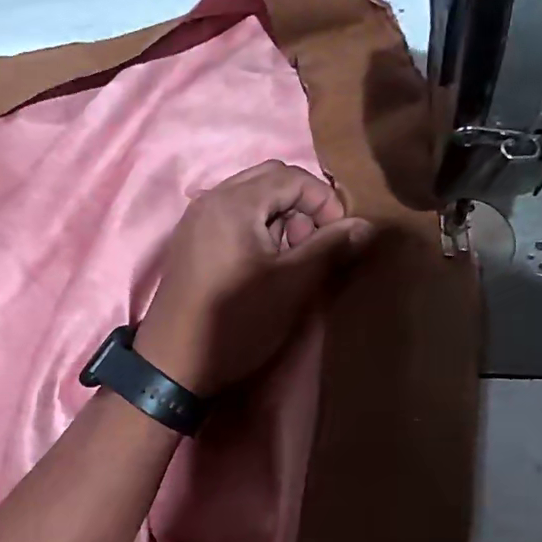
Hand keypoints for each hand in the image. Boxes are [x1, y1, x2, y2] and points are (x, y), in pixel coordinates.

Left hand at [136, 160, 373, 396]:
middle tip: (315, 244)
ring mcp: (196, 219)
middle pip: (271, 179)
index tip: (340, 237)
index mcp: (235, 202)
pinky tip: (266, 263)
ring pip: (252, 196)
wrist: (174, 365)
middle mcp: (211, 198)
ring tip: (292, 258)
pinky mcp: (191, 241)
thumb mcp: (293, 284)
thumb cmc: (238, 321)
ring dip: (282, 216)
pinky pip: (233, 215)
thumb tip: (367, 225)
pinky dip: (259, 227)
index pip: (293, 177)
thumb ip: (331, 248)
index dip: (325, 201)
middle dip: (303, 205)